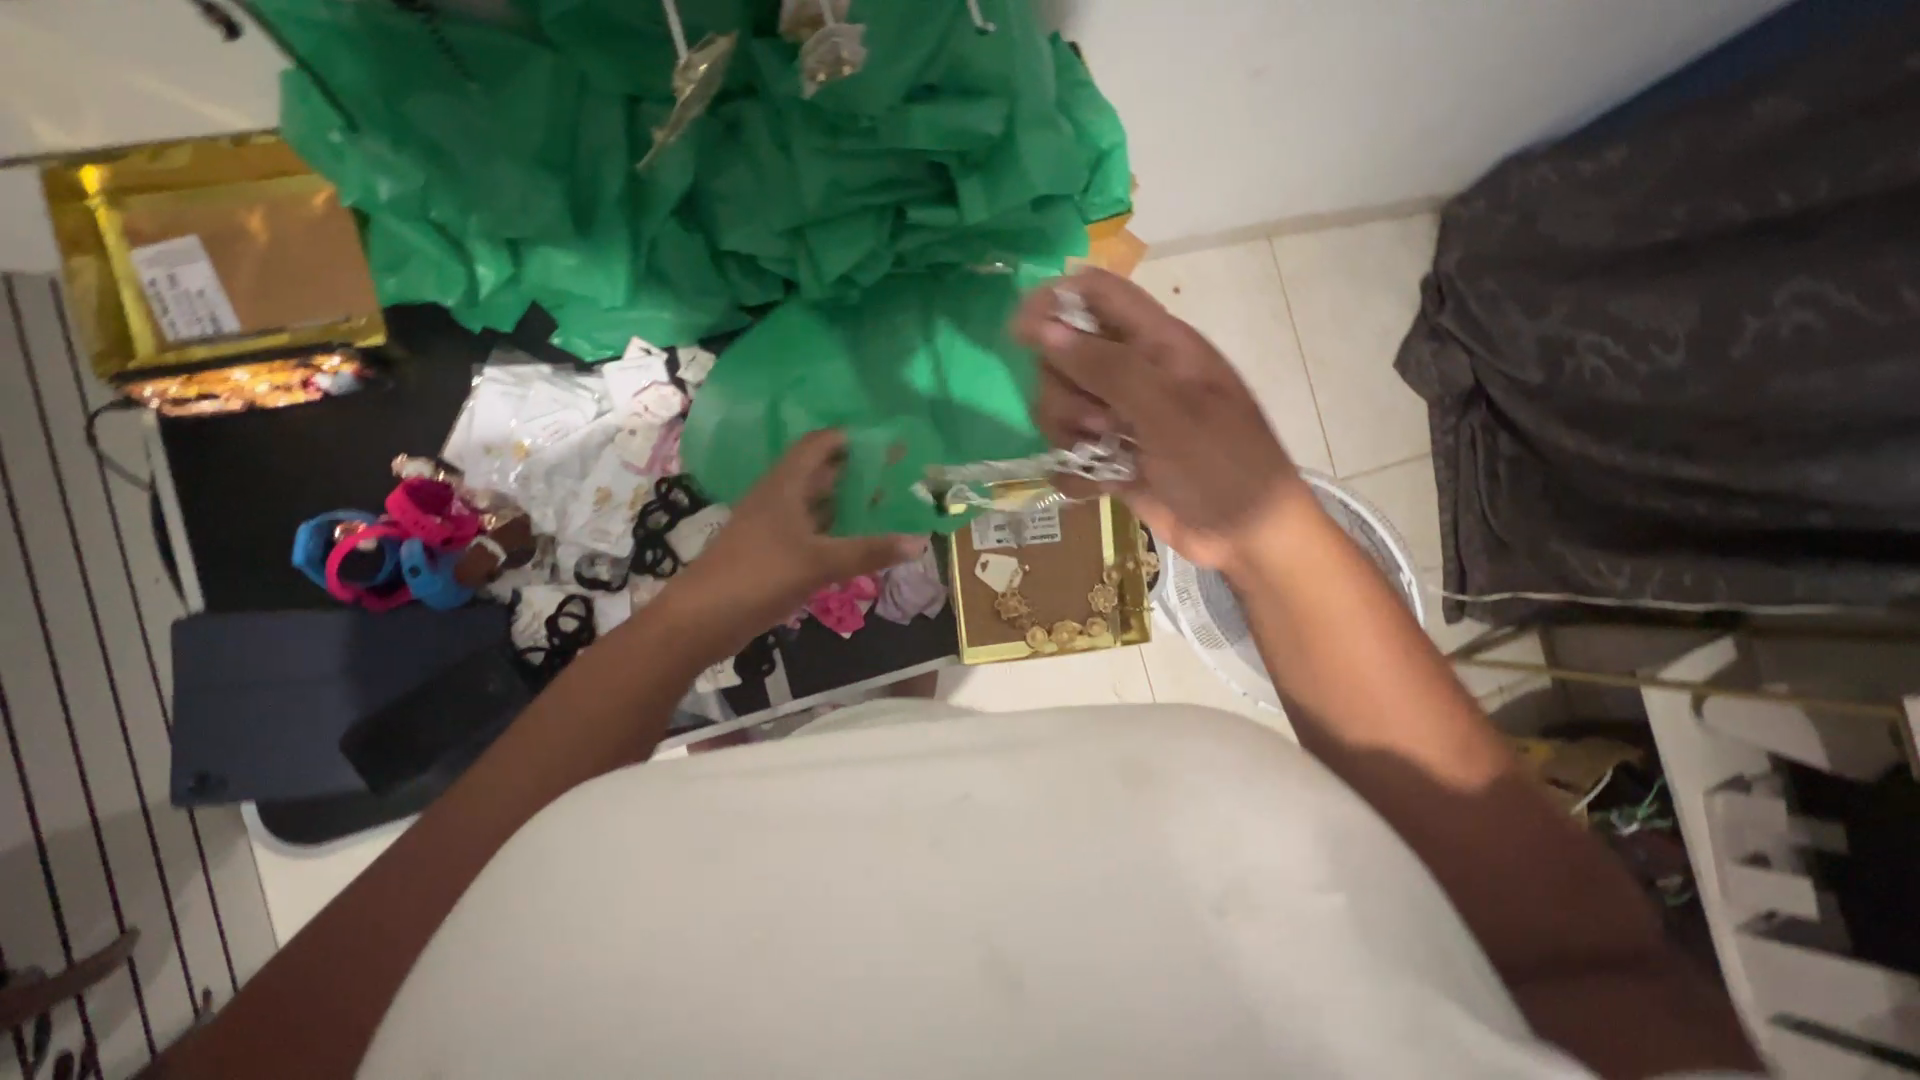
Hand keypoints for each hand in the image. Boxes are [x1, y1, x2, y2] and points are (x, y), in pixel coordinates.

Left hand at [672, 430, 925, 644]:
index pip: (819, 445)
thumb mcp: (820, 562)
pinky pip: (810, 533)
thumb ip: (869, 551)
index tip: (886, 442)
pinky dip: (834, 533)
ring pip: (815, 505)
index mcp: (785, 485)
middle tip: (897, 476)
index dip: (850, 438)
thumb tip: (920, 541)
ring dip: (846, 504)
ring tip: (886, 507)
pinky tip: (858, 544)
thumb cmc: (759, 575)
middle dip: (856, 472)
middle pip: (820, 473)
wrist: (702, 618)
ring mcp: (772, 527)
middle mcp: (778, 498)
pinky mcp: (770, 553)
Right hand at [1012, 268, 1310, 572]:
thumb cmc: (1224, 463)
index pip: (1097, 295)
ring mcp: (1121, 418)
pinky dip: (1076, 472)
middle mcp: (1135, 373)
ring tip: (1103, 456)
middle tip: (1099, 422)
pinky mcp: (1112, 459)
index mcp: (1159, 343)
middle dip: (1064, 390)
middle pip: (1065, 354)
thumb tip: (1044, 331)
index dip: (1055, 302)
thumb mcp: (1169, 410)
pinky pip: (1069, 454)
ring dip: (1067, 433)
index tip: (1023, 334)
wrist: (1247, 535)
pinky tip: (1099, 486)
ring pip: (1060, 405)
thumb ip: (1107, 368)